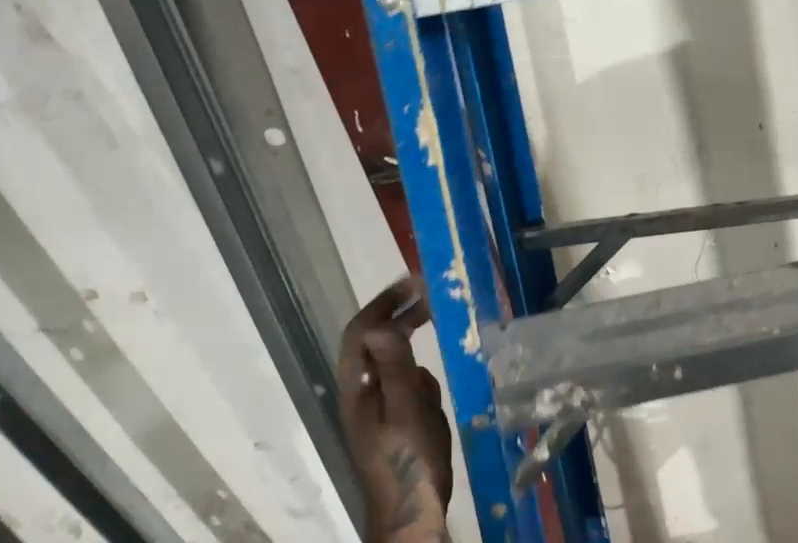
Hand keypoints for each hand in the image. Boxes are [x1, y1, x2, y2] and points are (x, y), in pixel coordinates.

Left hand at [338, 281, 453, 541]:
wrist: (412, 515)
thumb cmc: (410, 459)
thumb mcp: (406, 408)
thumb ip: (395, 365)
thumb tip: (382, 323)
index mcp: (358, 389)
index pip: (360, 333)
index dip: (382, 303)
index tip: (412, 283)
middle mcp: (362, 396)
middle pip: (374, 345)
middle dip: (400, 318)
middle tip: (432, 299)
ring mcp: (377, 413)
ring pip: (392, 365)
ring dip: (413, 350)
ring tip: (439, 349)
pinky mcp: (393, 426)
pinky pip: (406, 389)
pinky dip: (421, 380)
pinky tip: (437, 393)